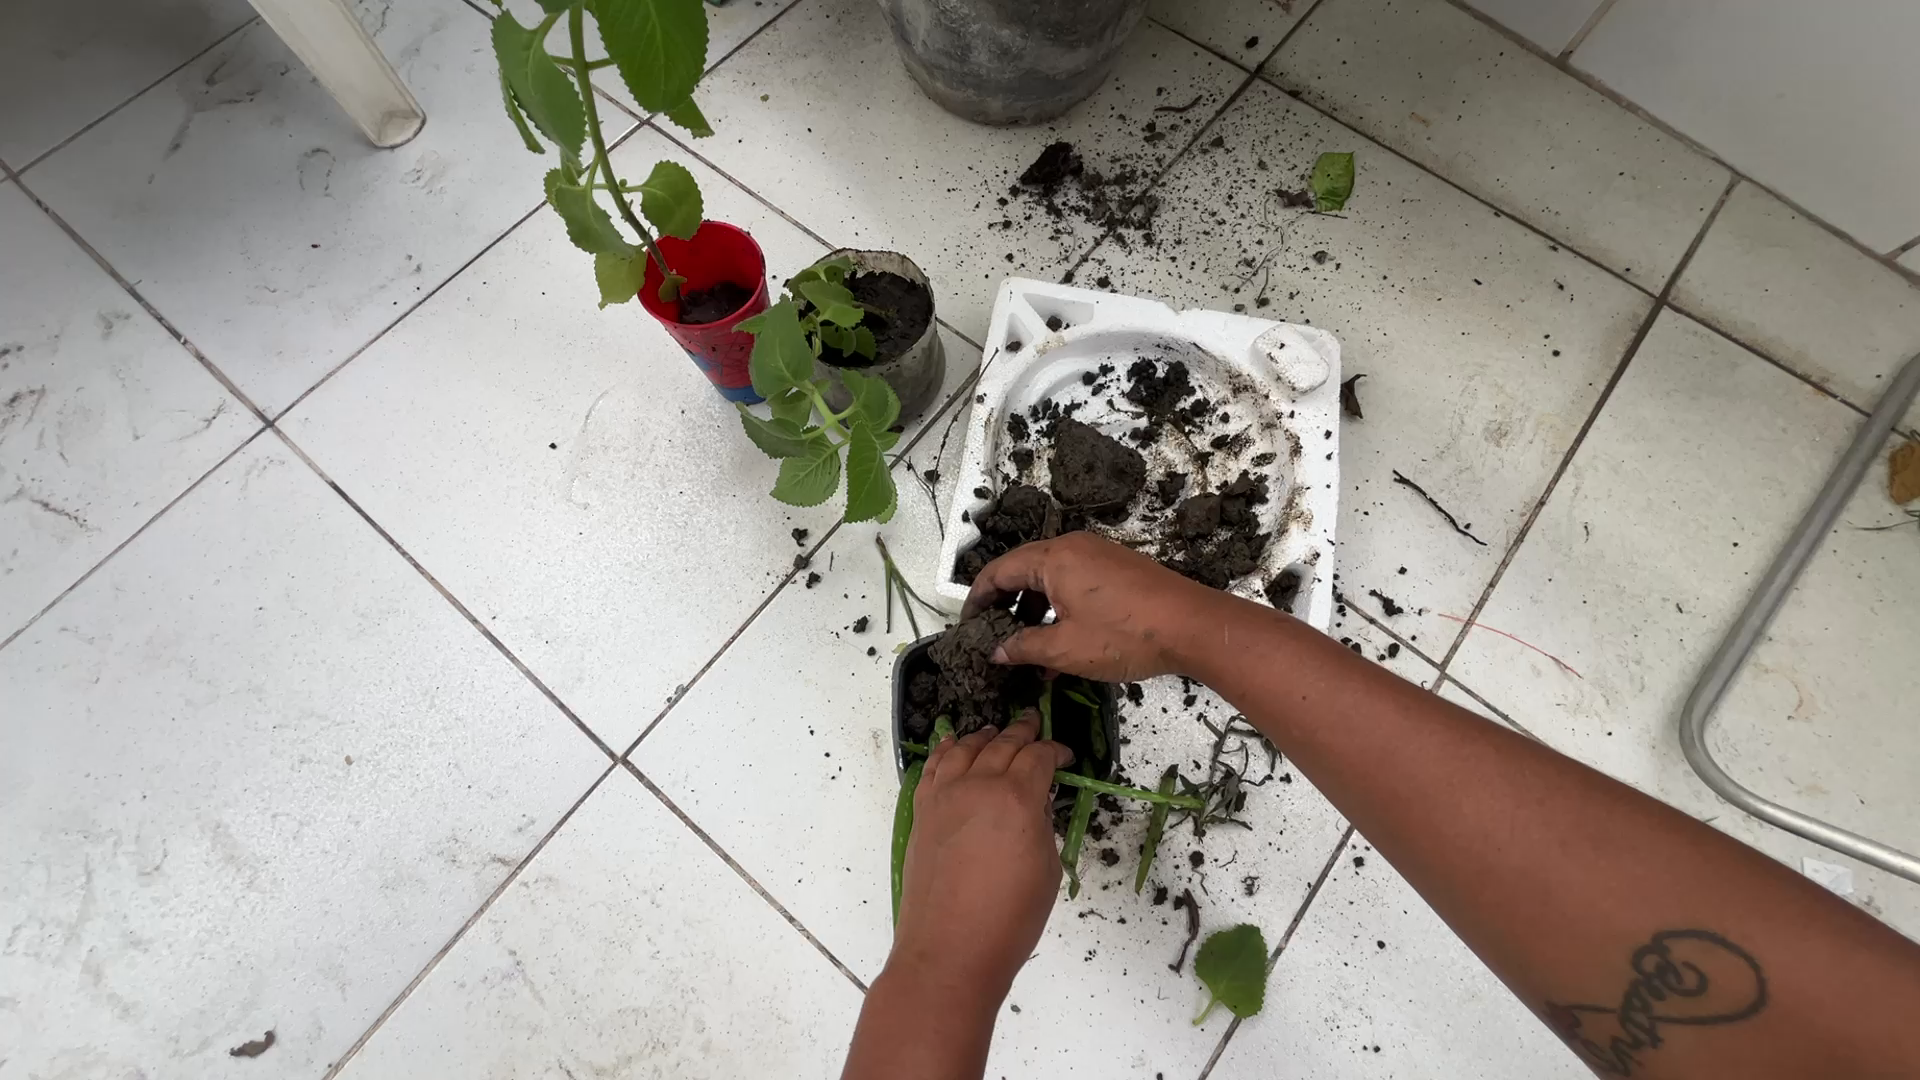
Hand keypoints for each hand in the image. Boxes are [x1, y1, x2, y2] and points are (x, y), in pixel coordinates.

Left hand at [889, 710, 1072, 998]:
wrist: (949, 949)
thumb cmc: (1010, 918)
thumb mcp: (1046, 870)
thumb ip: (1042, 825)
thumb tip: (1035, 802)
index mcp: (1017, 798)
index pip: (1039, 757)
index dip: (1055, 750)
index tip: (1064, 755)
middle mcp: (979, 785)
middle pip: (1004, 744)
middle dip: (1023, 731)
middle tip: (1034, 723)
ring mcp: (946, 794)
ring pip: (967, 747)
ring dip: (986, 736)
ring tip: (996, 732)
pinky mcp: (923, 809)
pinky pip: (934, 766)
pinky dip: (946, 749)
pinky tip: (953, 743)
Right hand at [961, 531, 1224, 681]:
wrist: (1194, 627)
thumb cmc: (1125, 636)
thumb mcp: (1066, 648)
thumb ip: (1024, 647)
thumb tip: (995, 651)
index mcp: (1053, 558)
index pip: (999, 571)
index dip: (978, 599)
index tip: (967, 626)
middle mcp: (1072, 547)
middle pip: (1022, 570)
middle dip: (1004, 606)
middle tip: (991, 636)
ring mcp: (1097, 555)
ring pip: (1049, 579)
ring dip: (1033, 611)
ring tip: (1026, 650)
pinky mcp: (1116, 568)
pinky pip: (1073, 582)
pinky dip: (1058, 608)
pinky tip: (1060, 643)